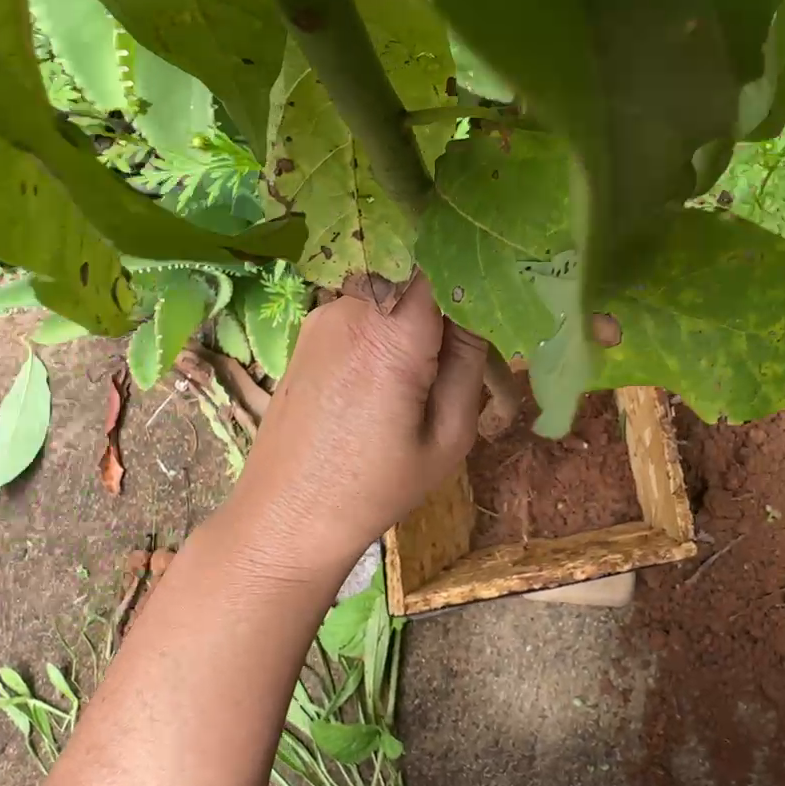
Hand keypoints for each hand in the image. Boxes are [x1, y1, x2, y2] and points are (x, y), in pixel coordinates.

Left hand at [224, 274, 488, 580]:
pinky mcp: (308, 332)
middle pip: (417, 276)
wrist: (283, 519)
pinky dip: (388, 327)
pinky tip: (389, 374)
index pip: (441, 265)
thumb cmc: (375, 487)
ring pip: (391, 292)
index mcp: (390, 335)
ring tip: (427, 369)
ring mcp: (323, 317)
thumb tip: (482, 307)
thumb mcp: (449, 436)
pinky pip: (365, 310)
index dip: (472, 270)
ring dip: (416, 316)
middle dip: (448, 298)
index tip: (501, 288)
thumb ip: (470, 362)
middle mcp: (352, 310)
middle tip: (470, 343)